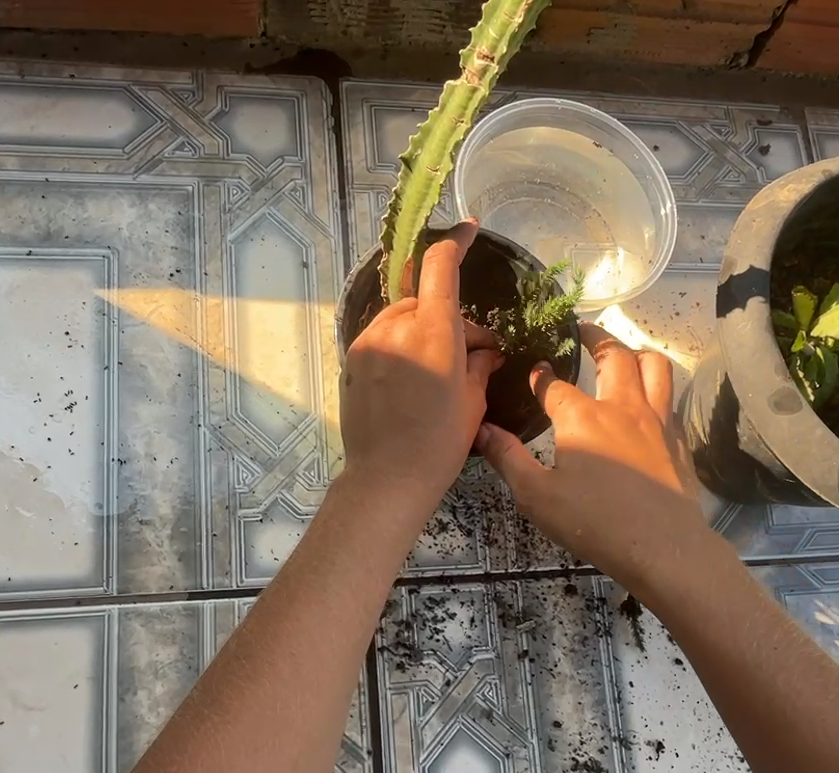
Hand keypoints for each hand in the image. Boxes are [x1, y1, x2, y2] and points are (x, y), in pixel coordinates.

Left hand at [340, 221, 502, 509]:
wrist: (387, 478)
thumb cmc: (439, 444)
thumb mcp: (472, 403)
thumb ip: (479, 365)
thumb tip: (486, 351)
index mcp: (435, 332)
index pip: (441, 266)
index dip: (455, 241)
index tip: (467, 228)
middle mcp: (397, 327)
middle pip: (424, 298)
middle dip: (449, 315)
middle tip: (471, 351)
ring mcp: (369, 343)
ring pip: (401, 317)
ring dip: (422, 329)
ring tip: (439, 366)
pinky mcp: (352, 360)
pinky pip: (382, 338)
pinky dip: (401, 345)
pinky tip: (412, 377)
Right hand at [476, 322, 724, 599]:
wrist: (661, 546)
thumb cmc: (594, 522)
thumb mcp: (537, 496)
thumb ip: (508, 459)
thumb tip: (480, 430)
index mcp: (582, 418)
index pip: (555, 385)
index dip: (541, 376)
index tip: (534, 372)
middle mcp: (622, 407)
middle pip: (613, 355)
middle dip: (594, 337)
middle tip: (582, 331)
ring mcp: (656, 420)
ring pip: (653, 365)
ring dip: (635, 350)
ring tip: (623, 352)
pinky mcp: (677, 439)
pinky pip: (670, 396)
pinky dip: (657, 385)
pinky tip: (648, 400)